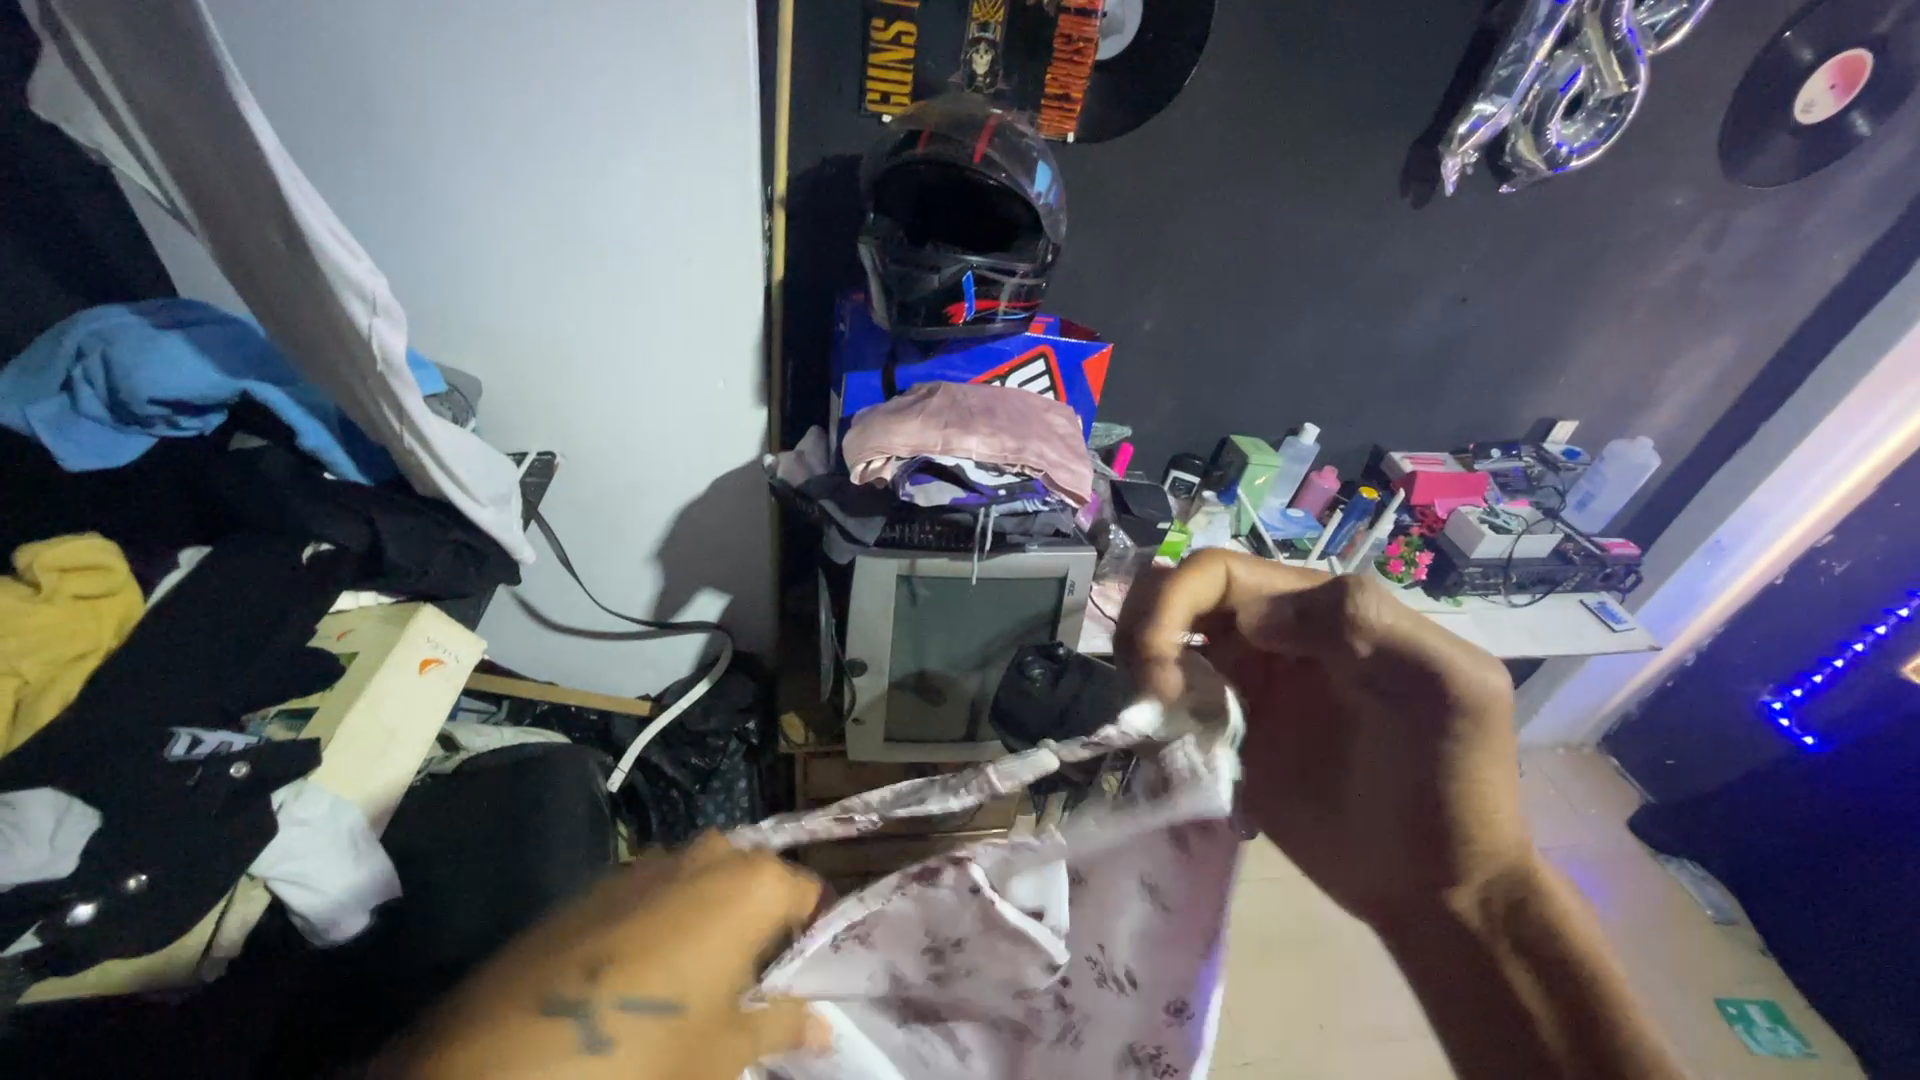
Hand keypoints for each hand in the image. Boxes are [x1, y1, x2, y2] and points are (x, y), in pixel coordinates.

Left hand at [373, 833, 829, 1079]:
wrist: (498, 1063)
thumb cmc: (646, 1052)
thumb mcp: (725, 1051)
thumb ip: (781, 1025)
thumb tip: (824, 1026)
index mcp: (750, 882)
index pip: (809, 891)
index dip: (812, 934)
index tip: (803, 976)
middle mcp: (704, 855)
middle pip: (754, 879)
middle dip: (759, 923)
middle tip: (748, 983)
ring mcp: (645, 864)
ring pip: (699, 882)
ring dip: (707, 919)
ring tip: (692, 981)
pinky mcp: (593, 884)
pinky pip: (648, 894)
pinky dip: (657, 922)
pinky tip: (635, 978)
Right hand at [1119, 550, 1531, 923]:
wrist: (1436, 885)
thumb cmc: (1451, 780)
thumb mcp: (1443, 684)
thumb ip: (1361, 624)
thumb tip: (1248, 616)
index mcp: (1315, 609)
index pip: (1217, 573)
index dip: (1173, 603)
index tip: (1164, 672)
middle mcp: (1270, 635)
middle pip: (1176, 598)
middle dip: (1144, 630)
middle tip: (1151, 697)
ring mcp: (1243, 685)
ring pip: (1162, 642)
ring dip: (1139, 668)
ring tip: (1155, 721)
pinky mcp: (1224, 734)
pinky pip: (1167, 701)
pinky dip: (1148, 712)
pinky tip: (1163, 745)